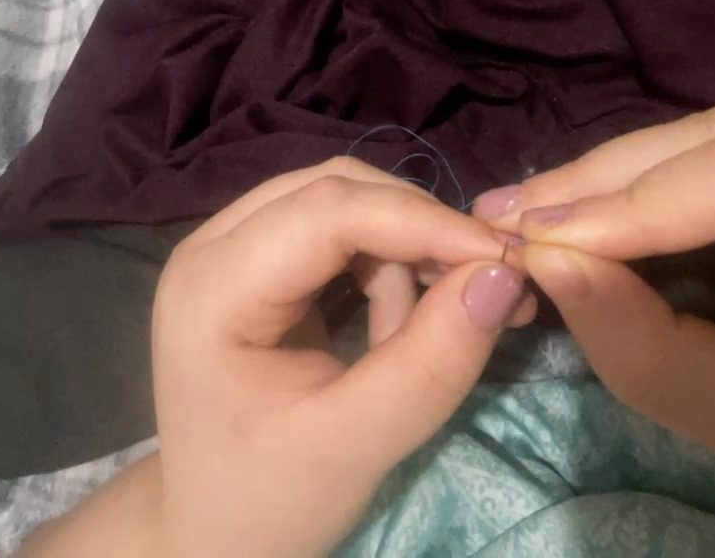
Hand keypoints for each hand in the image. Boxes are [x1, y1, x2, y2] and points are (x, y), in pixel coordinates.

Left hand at [153, 157, 530, 557]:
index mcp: (211, 287)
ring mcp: (231, 244)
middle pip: (334, 191)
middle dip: (417, 231)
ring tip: (421, 337)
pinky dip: (386, 263)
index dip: (419, 221)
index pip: (324, 212)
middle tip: (488, 287)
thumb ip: (427, 365)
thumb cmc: (266, 500)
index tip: (503, 258)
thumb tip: (502, 277)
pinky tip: (399, 322)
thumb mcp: (352, 447)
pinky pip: (338, 228)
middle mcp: (212, 243)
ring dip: (403, 254)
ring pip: (342, 202)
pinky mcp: (257, 257)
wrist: (210, 527)